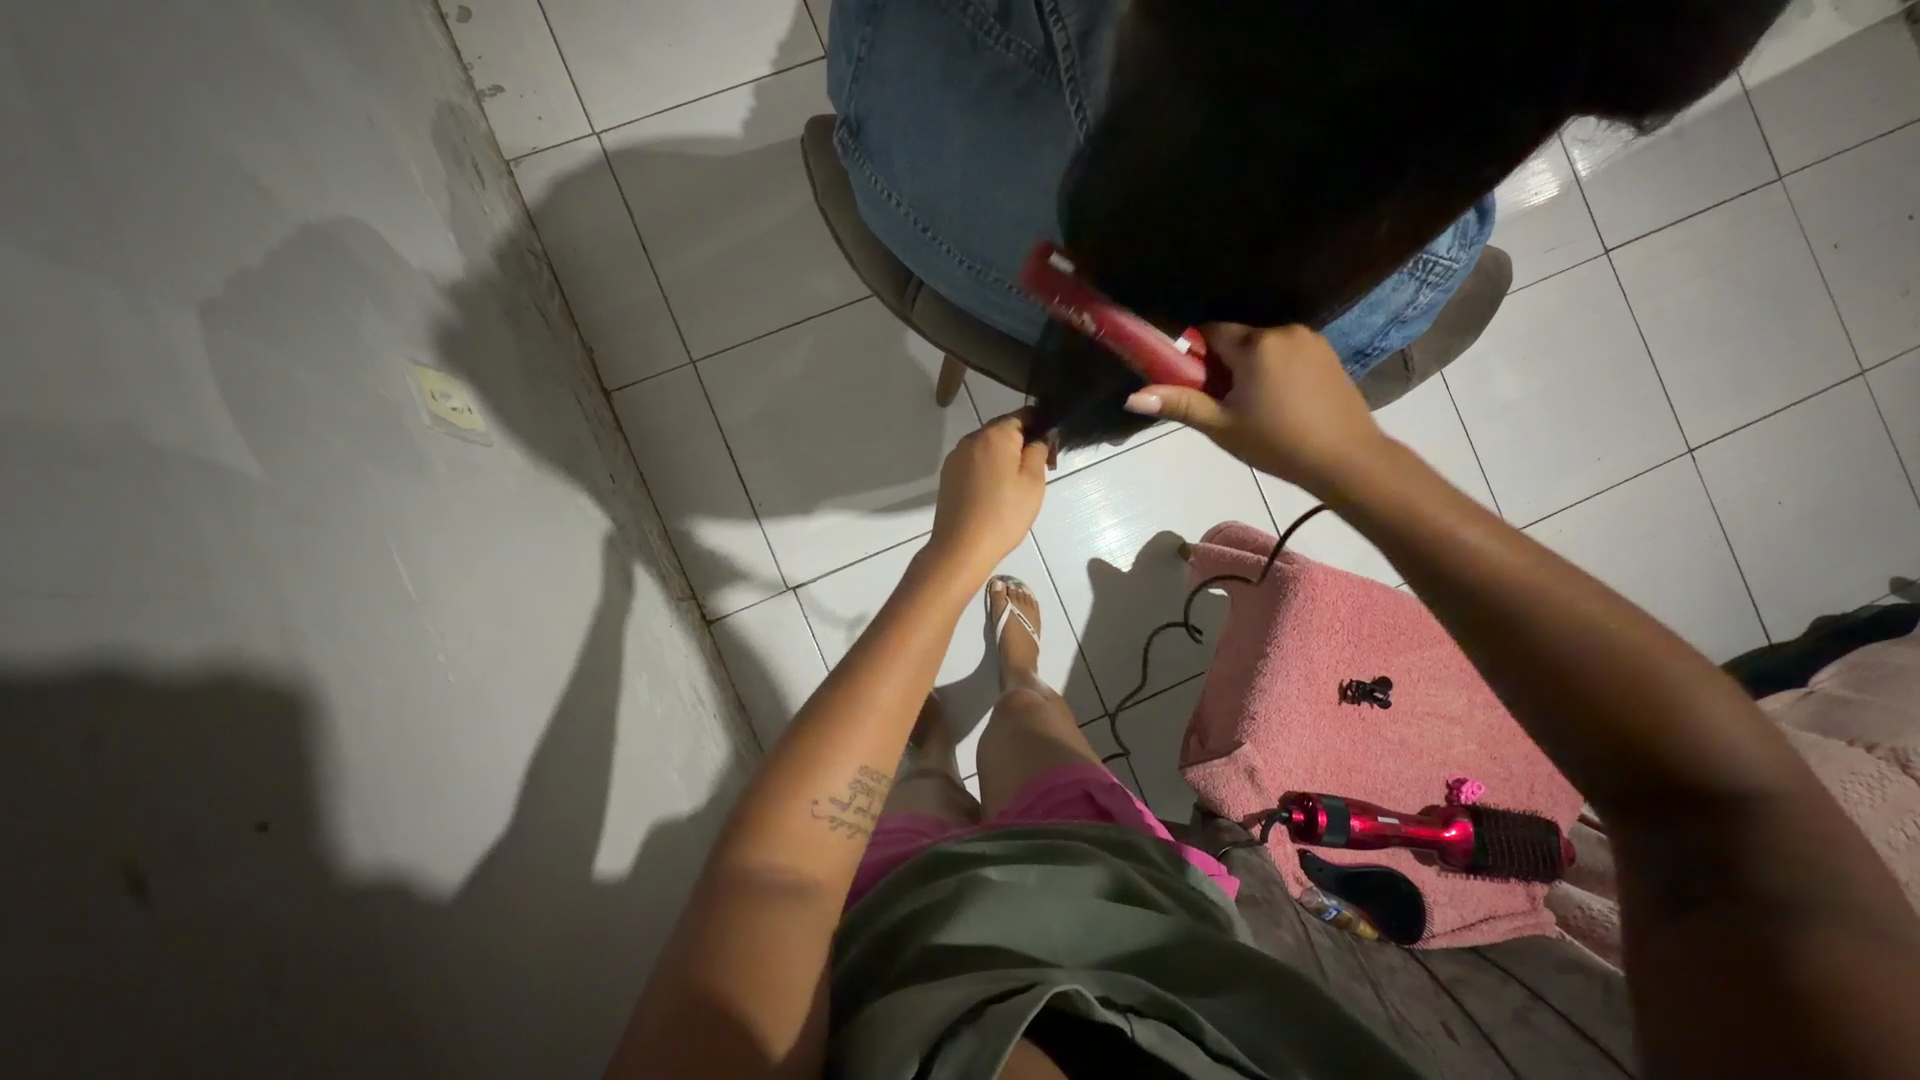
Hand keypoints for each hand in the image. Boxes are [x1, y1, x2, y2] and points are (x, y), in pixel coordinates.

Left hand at [926, 411, 1049, 576]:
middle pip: (1003, 430)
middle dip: (1023, 444)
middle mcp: (971, 438)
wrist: (961, 548)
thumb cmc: (1004, 514)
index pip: (1024, 414)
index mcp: (994, 434)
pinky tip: (996, 494)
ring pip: (988, 448)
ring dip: (1005, 458)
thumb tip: (1040, 436)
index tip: (1051, 451)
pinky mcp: (948, 476)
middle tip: (1040, 472)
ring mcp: (956, 457)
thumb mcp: (1033, 481)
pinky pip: (975, 463)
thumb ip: (1039, 450)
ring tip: (1017, 487)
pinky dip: (988, 470)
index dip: (1041, 426)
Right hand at [1123, 323, 1389, 492]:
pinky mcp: (1329, 355)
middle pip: (1238, 340)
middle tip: (1224, 405)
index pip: (1209, 332)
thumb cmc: (1277, 443)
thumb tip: (1132, 398)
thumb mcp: (1221, 427)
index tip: (1195, 385)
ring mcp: (1311, 340)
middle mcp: (1283, 331)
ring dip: (1251, 369)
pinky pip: (1288, 355)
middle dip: (1225, 365)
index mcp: (1255, 345)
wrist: (1347, 459)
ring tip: (1254, 409)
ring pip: (1263, 348)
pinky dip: (1276, 372)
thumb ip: (1178, 405)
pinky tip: (1281, 405)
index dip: (1196, 356)